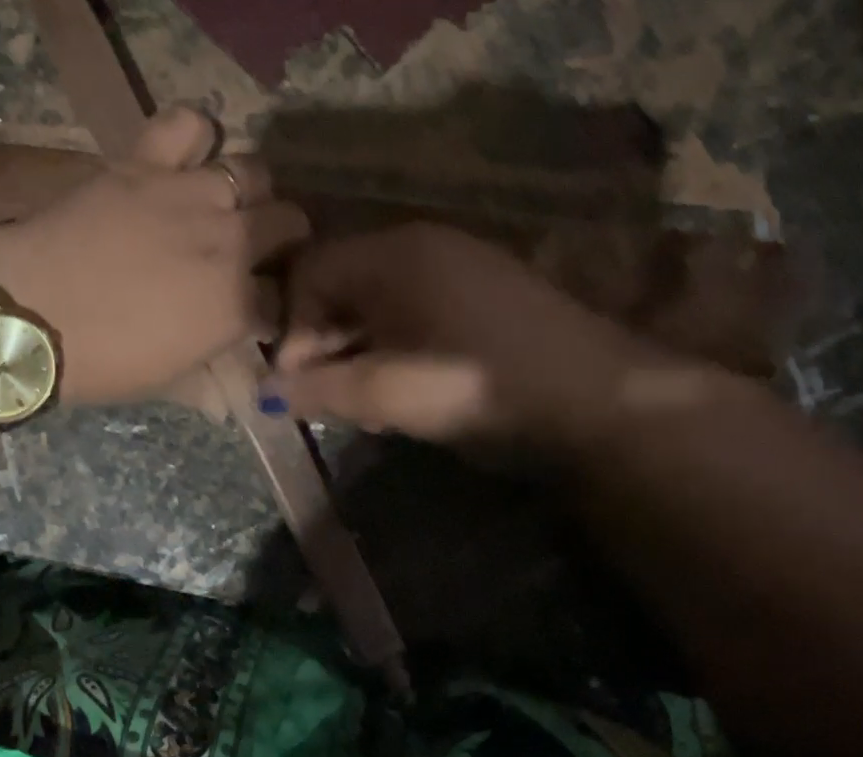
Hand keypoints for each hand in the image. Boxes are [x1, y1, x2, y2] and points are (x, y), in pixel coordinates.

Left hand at [0, 108, 309, 406]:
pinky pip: (188, 124)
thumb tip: (231, 395)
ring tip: (222, 210)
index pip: (280, 301)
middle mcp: (230, 241)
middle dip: (279, 244)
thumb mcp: (162, 385)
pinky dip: (194, 136)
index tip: (253, 318)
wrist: (26, 315)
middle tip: (248, 259)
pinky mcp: (145, 162)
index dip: (270, 311)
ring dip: (248, 193)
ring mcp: (190, 194)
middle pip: (288, 225)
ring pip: (254, 172)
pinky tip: (185, 160)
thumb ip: (208, 381)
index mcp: (236, 306)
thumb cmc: (96, 364)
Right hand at [268, 222, 699, 449]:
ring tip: (360, 402)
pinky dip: (387, 348)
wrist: (597, 403)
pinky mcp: (479, 297)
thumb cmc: (478, 387)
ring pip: (372, 302)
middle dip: (318, 342)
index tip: (297, 384)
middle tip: (323, 397)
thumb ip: (318, 390)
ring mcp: (456, 268)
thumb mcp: (388, 394)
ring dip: (351, 351)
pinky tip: (400, 390)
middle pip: (339, 283)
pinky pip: (407, 312)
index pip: (308, 270)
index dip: (290, 328)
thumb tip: (265, 393)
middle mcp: (422, 248)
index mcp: (396, 255)